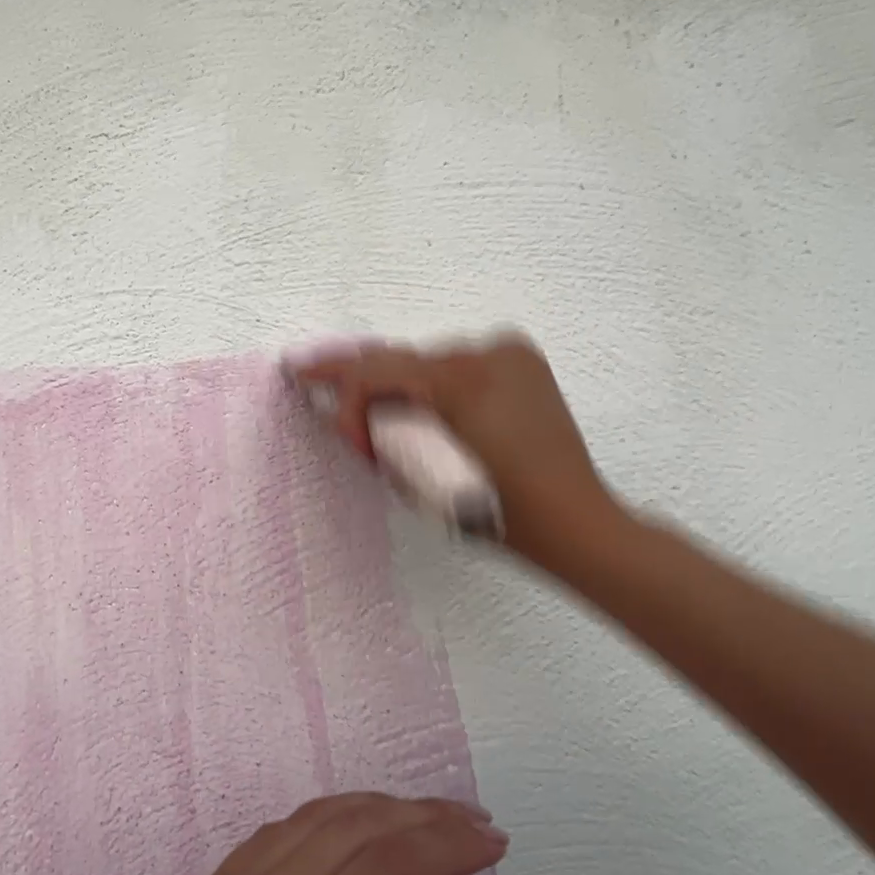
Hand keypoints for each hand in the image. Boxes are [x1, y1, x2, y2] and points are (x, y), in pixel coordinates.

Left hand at [170, 793, 505, 874]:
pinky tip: (359, 821)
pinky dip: (326, 817)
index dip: (445, 847)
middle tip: (475, 821)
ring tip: (430, 815)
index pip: (382, 872)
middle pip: (349, 833)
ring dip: (378, 807)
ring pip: (310, 819)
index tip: (493, 841)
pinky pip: (275, 832)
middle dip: (421, 816)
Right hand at [291, 330, 619, 569]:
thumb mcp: (420, 476)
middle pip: (402, 362)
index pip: (378, 370)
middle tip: (317, 381)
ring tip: (388, 423)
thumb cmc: (493, 512)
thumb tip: (341, 410)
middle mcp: (487, 353)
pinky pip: (458, 366)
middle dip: (364, 384)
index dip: (337, 385)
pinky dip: (435, 385)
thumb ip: (378, 433)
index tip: (301, 380)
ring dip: (402, 388)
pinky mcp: (521, 362)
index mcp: (462, 382)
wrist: (574, 521)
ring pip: (428, 364)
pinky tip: (429, 411)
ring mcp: (508, 353)